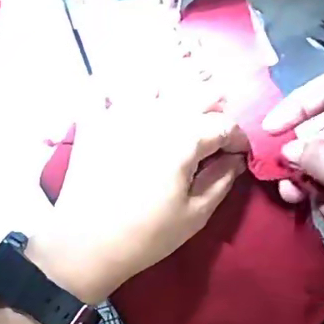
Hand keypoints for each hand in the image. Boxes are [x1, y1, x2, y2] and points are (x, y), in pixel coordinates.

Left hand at [29, 92, 247, 303]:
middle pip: (196, 90)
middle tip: (213, 130)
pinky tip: (127, 99)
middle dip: (214, 106)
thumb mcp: (195, 214)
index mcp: (185, 137)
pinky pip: (105, 88)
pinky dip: (117, 87)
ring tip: (176, 107)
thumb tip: (235, 159)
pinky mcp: (94, 120)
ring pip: (155, 79)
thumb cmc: (147, 235)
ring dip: (173, 86)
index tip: (238, 156)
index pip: (225, 124)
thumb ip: (221, 180)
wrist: (86, 245)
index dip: (238, 139)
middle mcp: (156, 114)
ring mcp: (121, 112)